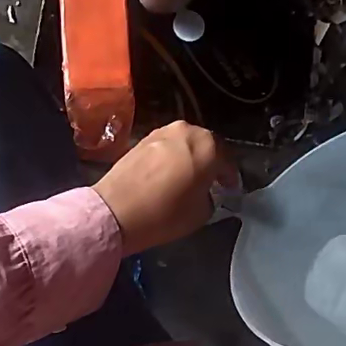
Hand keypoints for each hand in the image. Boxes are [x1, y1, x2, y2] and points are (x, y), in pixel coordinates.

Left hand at [92, 121, 229, 254]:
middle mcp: (186, 131)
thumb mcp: (201, 212)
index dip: (230, 176)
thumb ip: (210, 195)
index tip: (230, 188)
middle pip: (206, 145)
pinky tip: (168, 174)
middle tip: (211, 180)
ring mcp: (161, 132)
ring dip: (189, 157)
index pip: (227, 159)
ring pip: (184, 143)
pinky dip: (170, 157)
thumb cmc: (165, 213)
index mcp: (208, 146)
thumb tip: (205, 190)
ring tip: (188, 177)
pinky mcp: (140, 139)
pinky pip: (165, 146)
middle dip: (210, 161)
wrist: (115, 211)